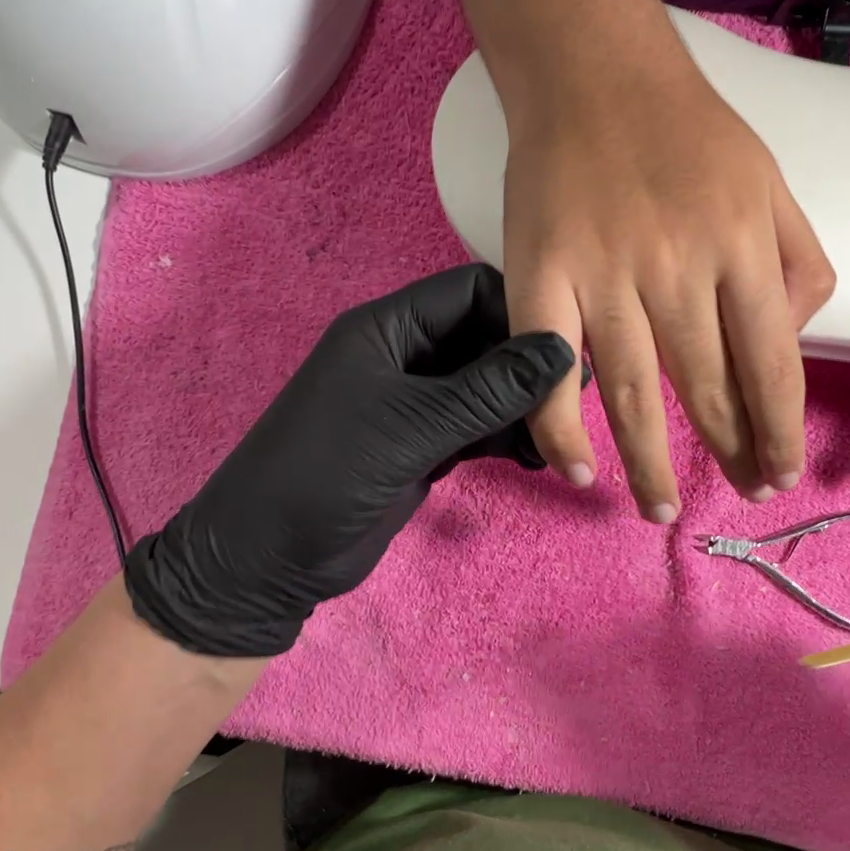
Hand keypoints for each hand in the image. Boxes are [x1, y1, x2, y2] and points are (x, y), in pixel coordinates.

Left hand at [124, 264, 572, 656]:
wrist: (272, 557)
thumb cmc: (329, 473)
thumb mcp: (412, 425)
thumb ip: (489, 389)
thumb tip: (563, 350)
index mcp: (387, 329)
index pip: (469, 292)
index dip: (521, 311)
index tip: (573, 343)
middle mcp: (403, 357)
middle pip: (482, 341)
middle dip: (528, 367)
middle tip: (578, 400)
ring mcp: (413, 404)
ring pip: (483, 390)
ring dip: (522, 409)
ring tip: (562, 439)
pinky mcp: (421, 446)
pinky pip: (474, 428)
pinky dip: (504, 439)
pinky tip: (534, 459)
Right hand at [503, 69, 833, 520]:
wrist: (590, 76)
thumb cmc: (684, 132)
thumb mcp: (769, 182)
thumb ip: (796, 262)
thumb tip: (791, 343)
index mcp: (739, 245)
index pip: (771, 364)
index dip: (777, 430)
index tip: (777, 473)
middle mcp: (676, 268)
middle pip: (707, 389)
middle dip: (729, 453)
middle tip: (737, 496)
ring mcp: (603, 277)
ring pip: (632, 394)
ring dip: (650, 464)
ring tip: (660, 510)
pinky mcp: (540, 280)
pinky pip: (549, 371)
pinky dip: (559, 430)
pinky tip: (579, 473)